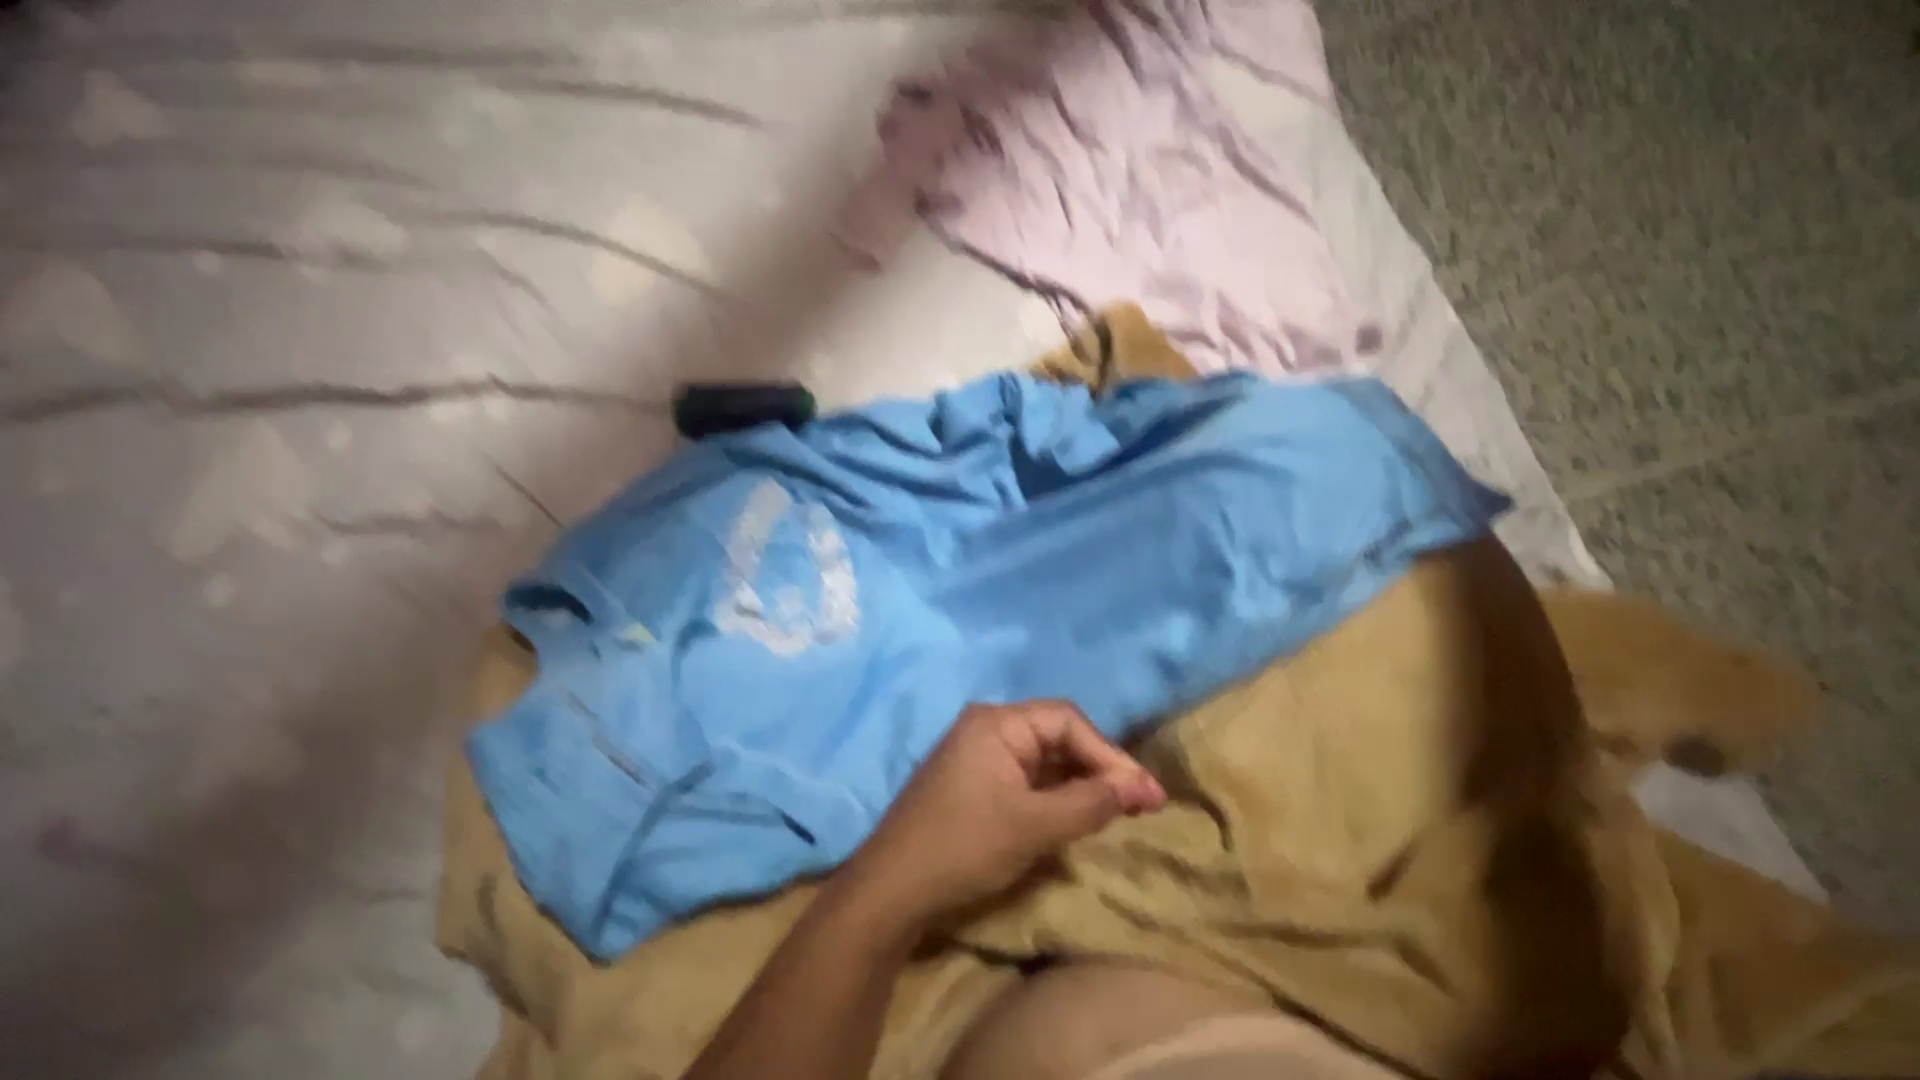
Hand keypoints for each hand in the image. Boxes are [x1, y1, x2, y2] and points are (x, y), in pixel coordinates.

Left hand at [840, 700, 1166, 925]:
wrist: (892, 889)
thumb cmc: (964, 847)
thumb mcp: (1035, 826)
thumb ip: (1091, 802)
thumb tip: (1144, 788)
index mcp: (996, 723)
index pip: (1068, 721)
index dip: (1110, 755)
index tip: (1145, 794)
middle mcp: (985, 728)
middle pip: (1056, 735)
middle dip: (1099, 768)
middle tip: (1140, 803)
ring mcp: (975, 755)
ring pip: (1042, 759)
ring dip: (1079, 783)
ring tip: (1117, 811)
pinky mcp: (971, 783)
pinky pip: (1025, 777)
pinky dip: (1054, 794)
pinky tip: (1076, 816)